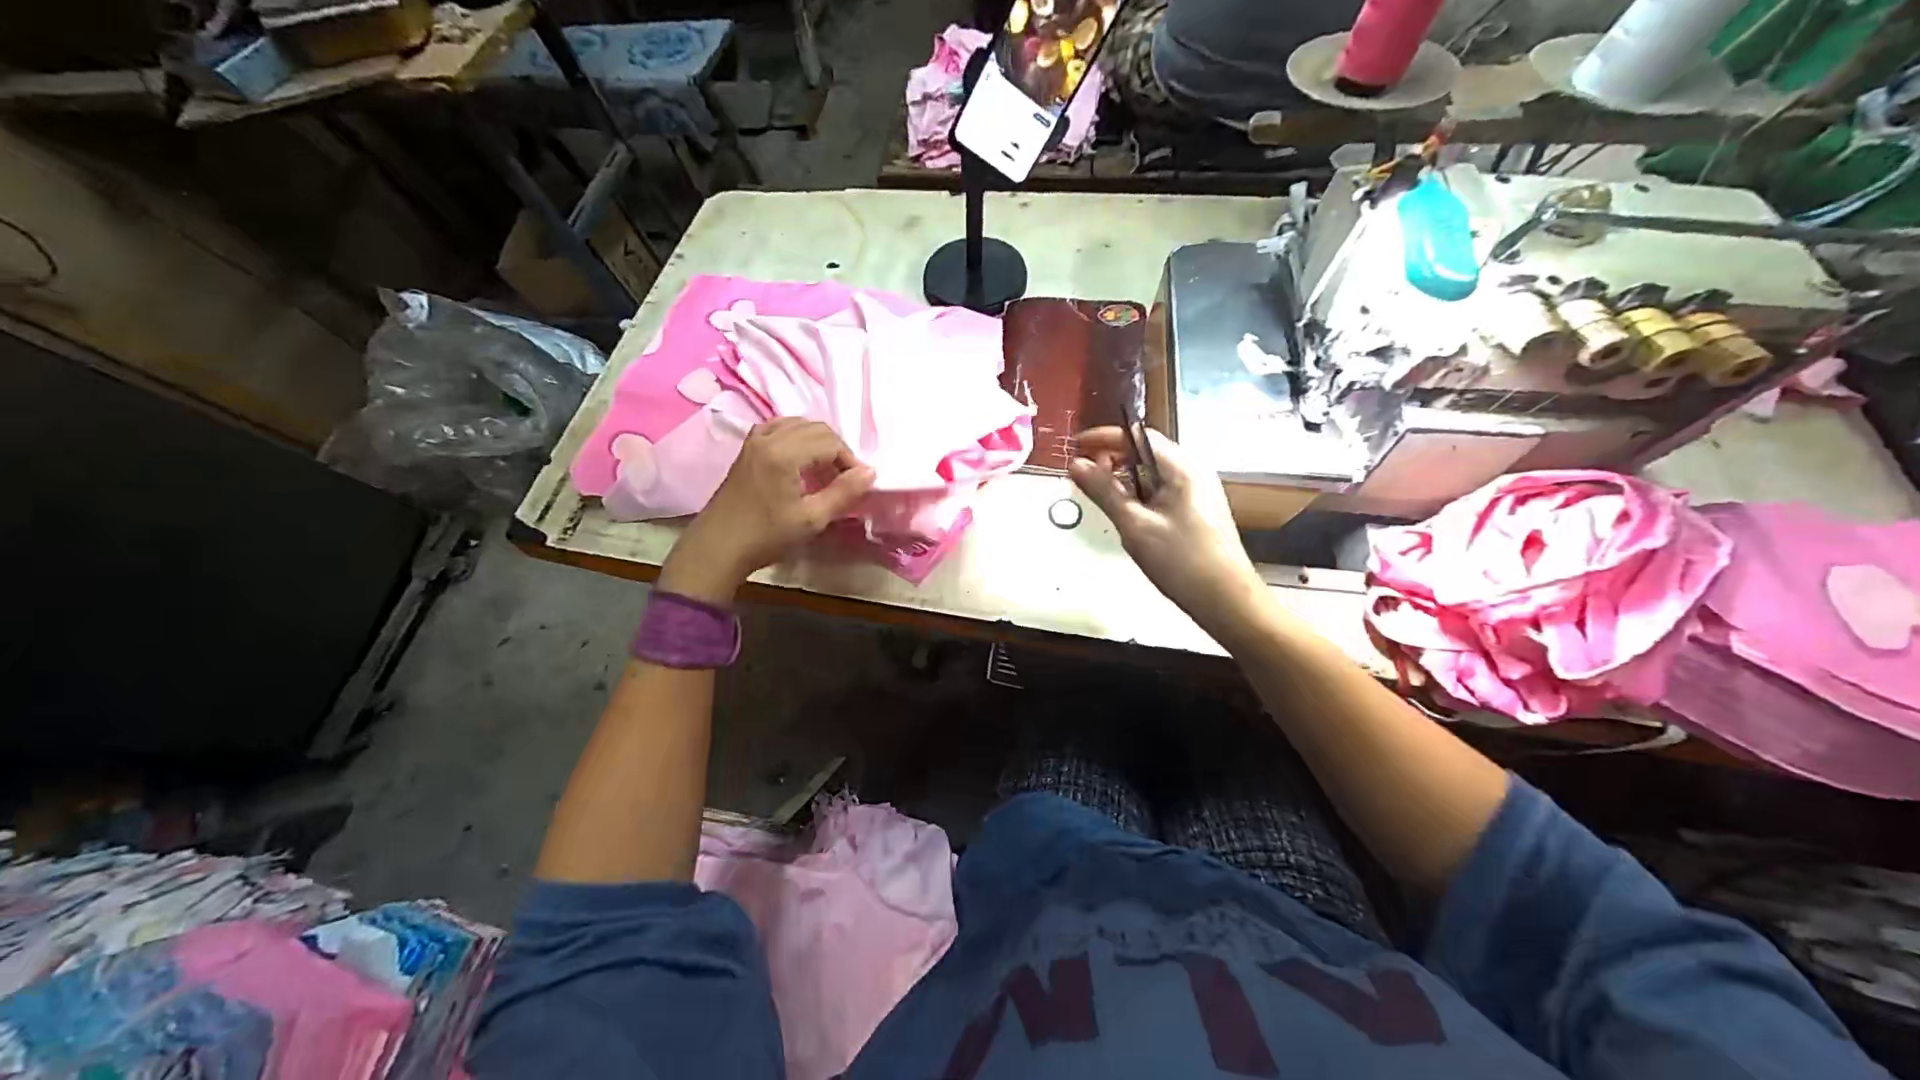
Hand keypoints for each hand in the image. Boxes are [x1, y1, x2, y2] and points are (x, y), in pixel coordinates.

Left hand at [657, 419, 875, 603]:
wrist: (718, 547)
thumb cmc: (766, 536)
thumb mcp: (812, 519)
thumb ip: (843, 493)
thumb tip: (870, 472)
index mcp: (784, 453)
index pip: (830, 442)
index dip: (850, 460)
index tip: (858, 484)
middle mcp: (768, 438)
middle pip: (816, 428)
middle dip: (837, 449)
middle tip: (845, 478)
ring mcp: (754, 440)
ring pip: (798, 425)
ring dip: (818, 442)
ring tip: (825, 470)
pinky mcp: (747, 448)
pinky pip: (779, 428)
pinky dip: (797, 438)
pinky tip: (801, 460)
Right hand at [1068, 427, 1267, 636]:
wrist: (1227, 600)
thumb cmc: (1181, 561)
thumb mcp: (1134, 525)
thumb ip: (1104, 492)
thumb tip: (1076, 464)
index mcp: (1181, 467)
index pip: (1138, 436)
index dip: (1104, 438)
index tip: (1076, 447)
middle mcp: (1193, 472)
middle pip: (1145, 453)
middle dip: (1112, 460)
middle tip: (1085, 477)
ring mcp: (1198, 492)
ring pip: (1153, 475)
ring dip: (1125, 480)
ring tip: (1102, 499)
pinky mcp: (1198, 512)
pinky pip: (1162, 492)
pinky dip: (1140, 496)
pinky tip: (1128, 517)